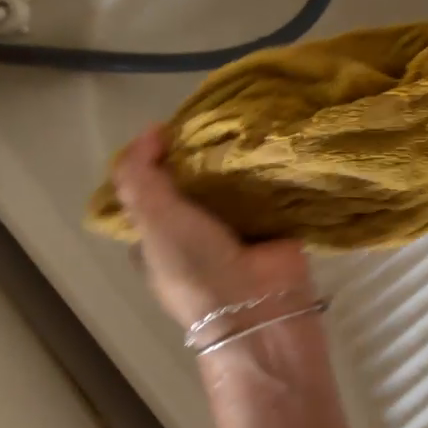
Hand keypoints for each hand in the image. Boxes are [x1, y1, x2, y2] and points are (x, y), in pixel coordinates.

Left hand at [112, 126, 314, 332]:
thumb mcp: (154, 219)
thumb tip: (153, 129)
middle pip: (199, 186)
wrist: (257, 301)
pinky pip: (275, 194)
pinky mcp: (278, 228)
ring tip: (259, 130)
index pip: (154, 190)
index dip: (160, 159)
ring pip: (238, 188)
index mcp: (158, 238)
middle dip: (208, 158)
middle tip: (225, 126)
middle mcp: (197, 234)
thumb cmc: (195, 266)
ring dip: (246, 165)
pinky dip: (279, 176)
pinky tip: (285, 152)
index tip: (180, 130)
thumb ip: (141, 176)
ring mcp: (239, 232)